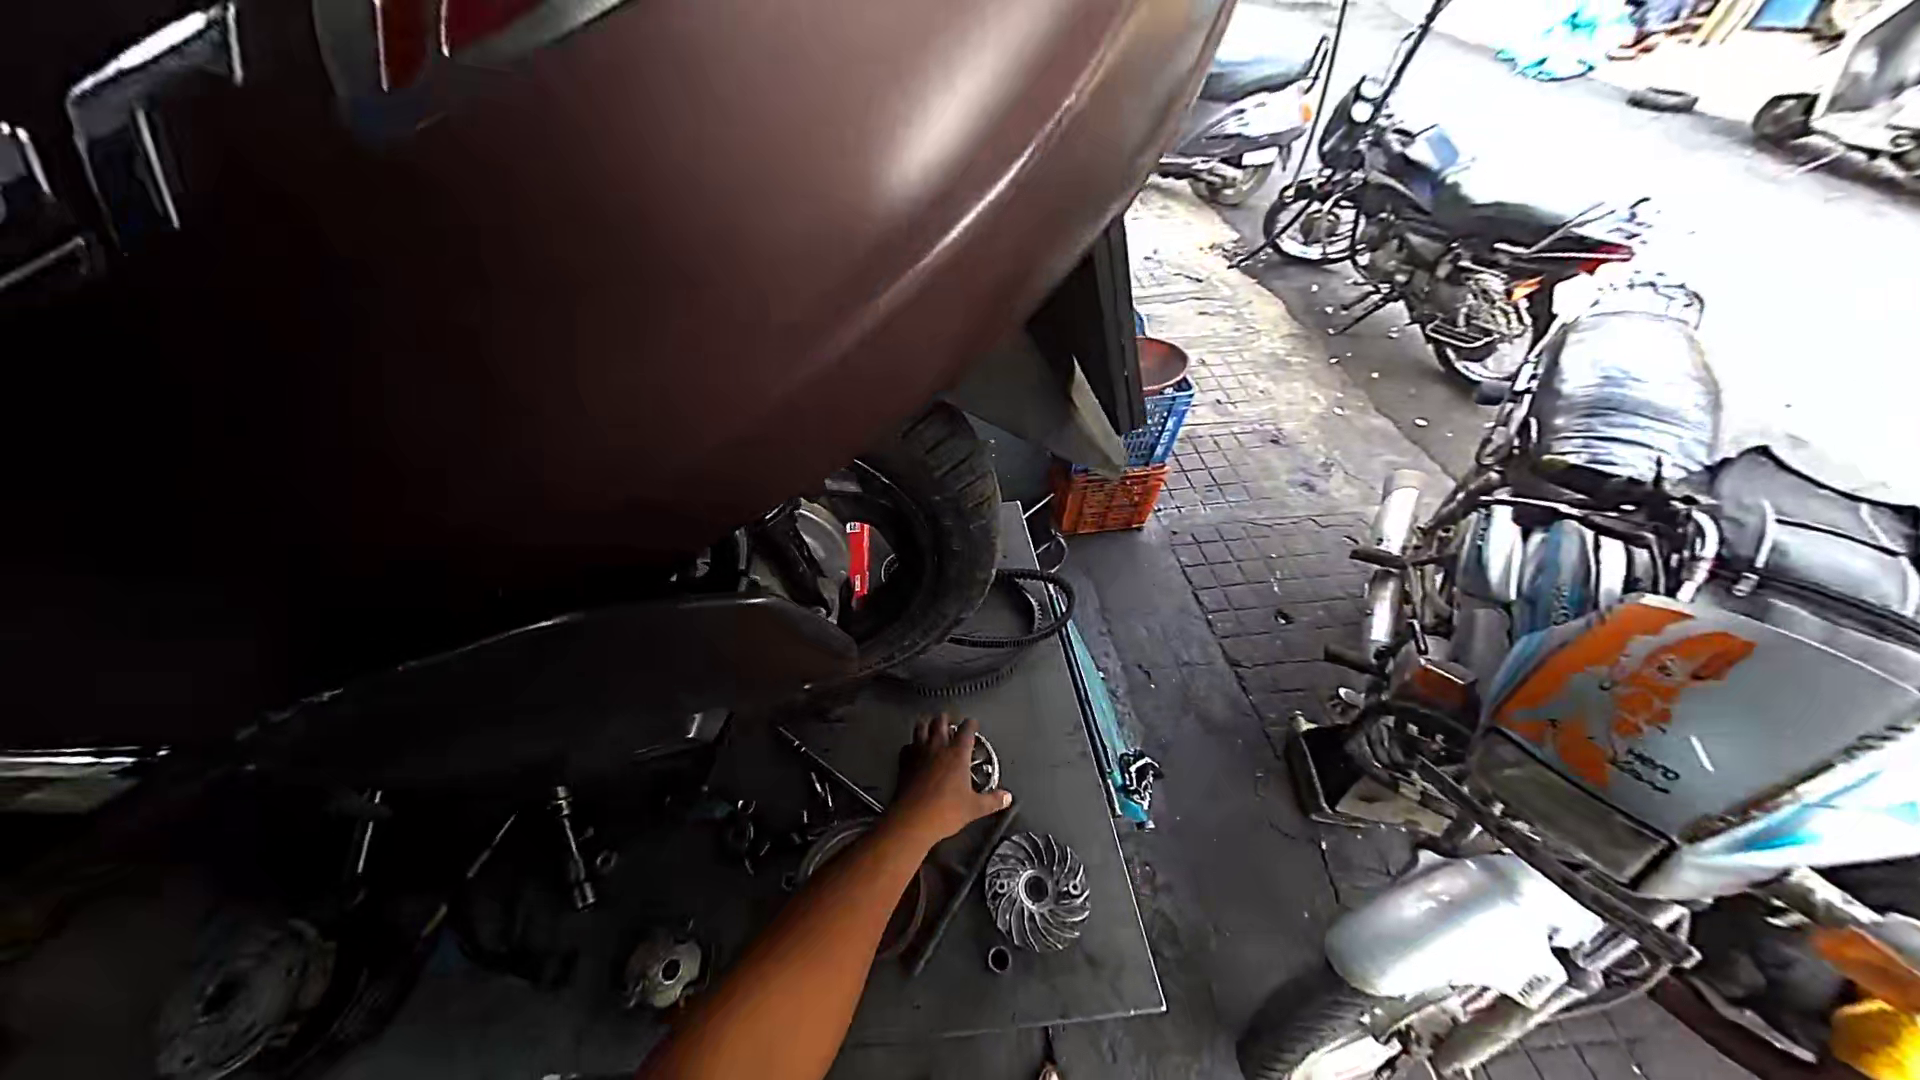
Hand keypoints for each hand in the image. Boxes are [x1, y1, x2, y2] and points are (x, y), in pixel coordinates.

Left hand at [886, 715, 1011, 848]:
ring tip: (930, 727)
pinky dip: (912, 745)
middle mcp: (937, 747)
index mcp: (957, 754)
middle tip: (950, 722)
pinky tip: (914, 750)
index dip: (971, 724)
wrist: (912, 819)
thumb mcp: (974, 808)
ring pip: (921, 727)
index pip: (966, 729)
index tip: (972, 724)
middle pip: (940, 721)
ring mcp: (918, 752)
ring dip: (927, 725)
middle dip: (946, 719)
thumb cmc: (945, 811)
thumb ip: (992, 801)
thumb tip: (1006, 798)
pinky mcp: (904, 762)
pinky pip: (907, 746)